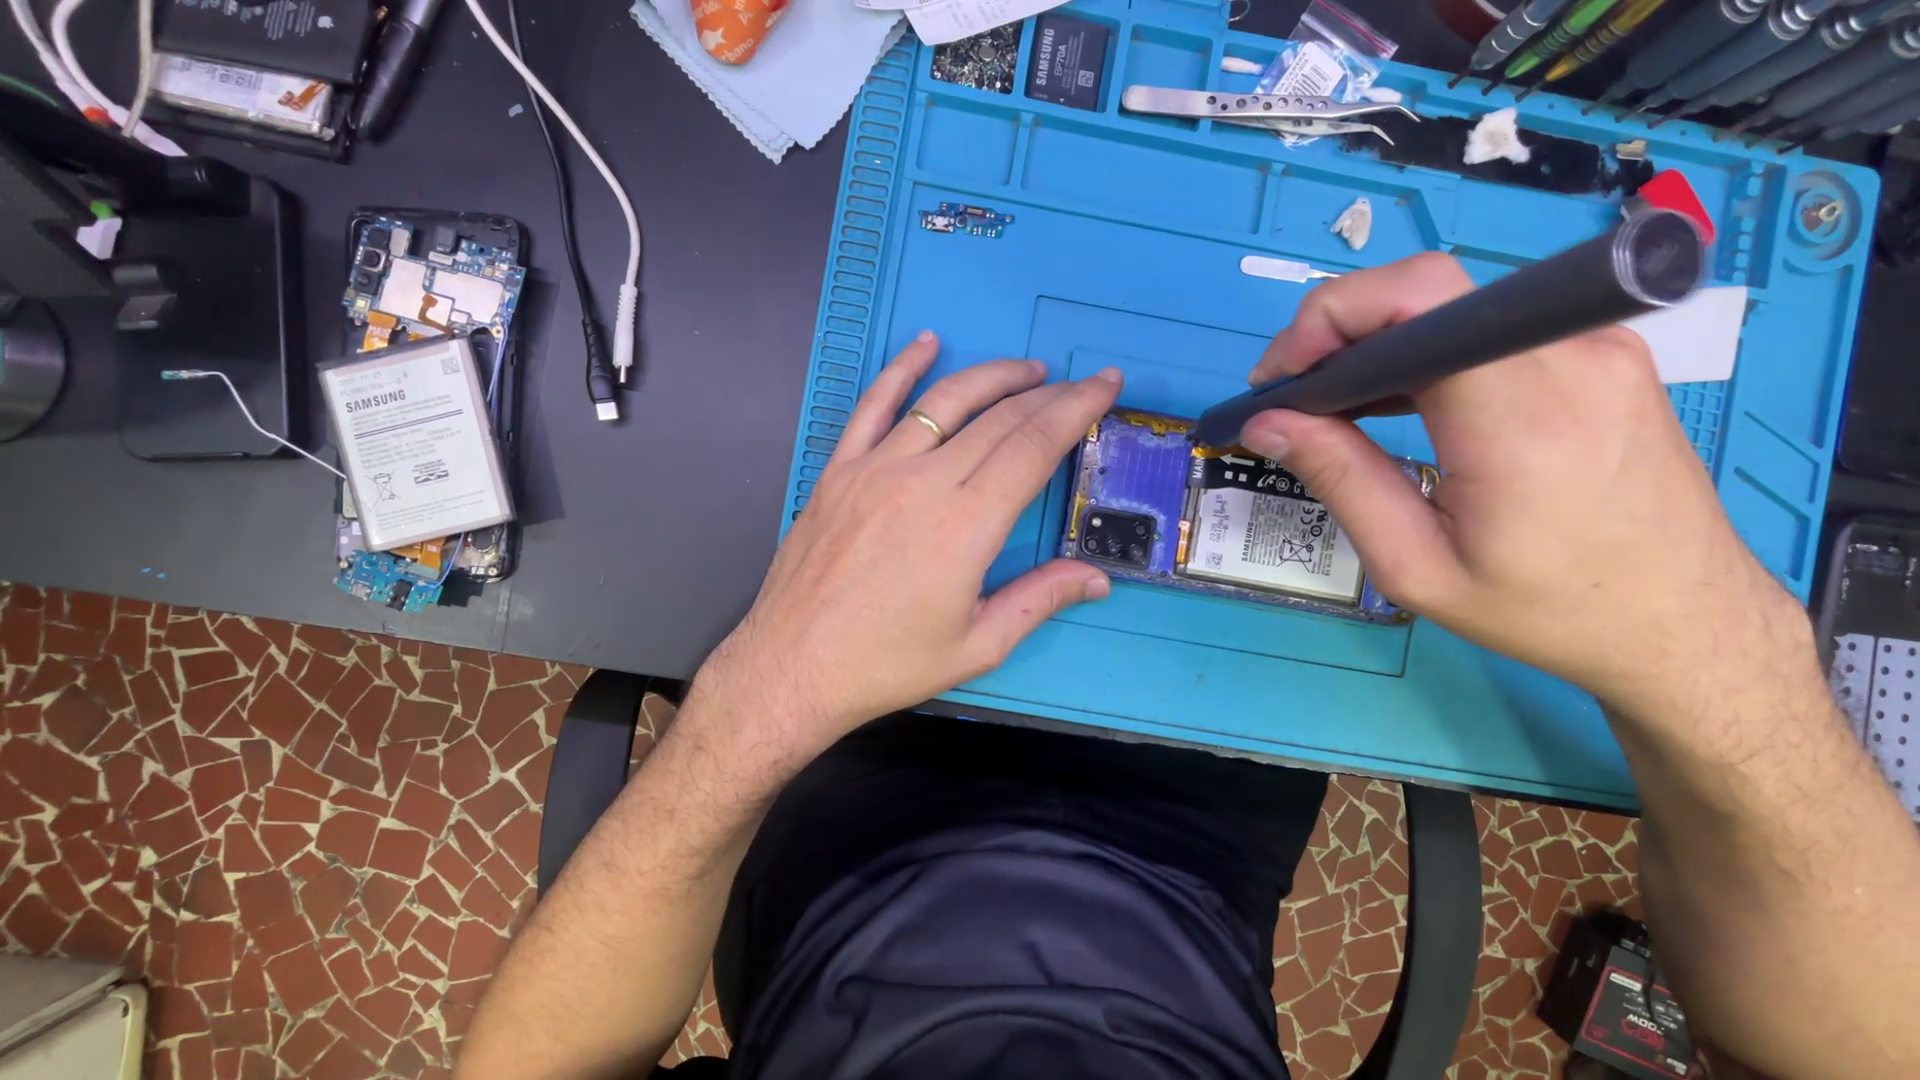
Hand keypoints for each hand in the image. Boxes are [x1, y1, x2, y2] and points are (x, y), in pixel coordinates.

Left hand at [695, 332, 1121, 762]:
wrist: (793, 666)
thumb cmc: (887, 664)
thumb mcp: (977, 645)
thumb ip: (1040, 600)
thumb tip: (1098, 578)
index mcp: (966, 526)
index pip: (1034, 446)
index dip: (1075, 411)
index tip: (1104, 386)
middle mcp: (924, 482)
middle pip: (999, 419)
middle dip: (1049, 395)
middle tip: (1081, 385)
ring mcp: (875, 469)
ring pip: (944, 402)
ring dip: (992, 376)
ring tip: (1027, 370)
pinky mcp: (839, 471)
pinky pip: (873, 405)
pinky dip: (902, 369)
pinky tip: (924, 344)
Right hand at [1234, 254, 1805, 716]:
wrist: (1686, 624)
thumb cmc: (1546, 611)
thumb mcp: (1417, 567)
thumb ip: (1340, 481)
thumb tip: (1268, 423)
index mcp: (1519, 417)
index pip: (1416, 297)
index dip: (1330, 316)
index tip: (1282, 379)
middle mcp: (1568, 357)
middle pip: (1426, 290)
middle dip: (1339, 331)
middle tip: (1294, 397)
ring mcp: (1596, 349)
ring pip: (1454, 305)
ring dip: (1379, 342)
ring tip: (1335, 405)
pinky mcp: (1603, 356)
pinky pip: (1491, 328)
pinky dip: (1427, 352)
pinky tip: (1399, 402)